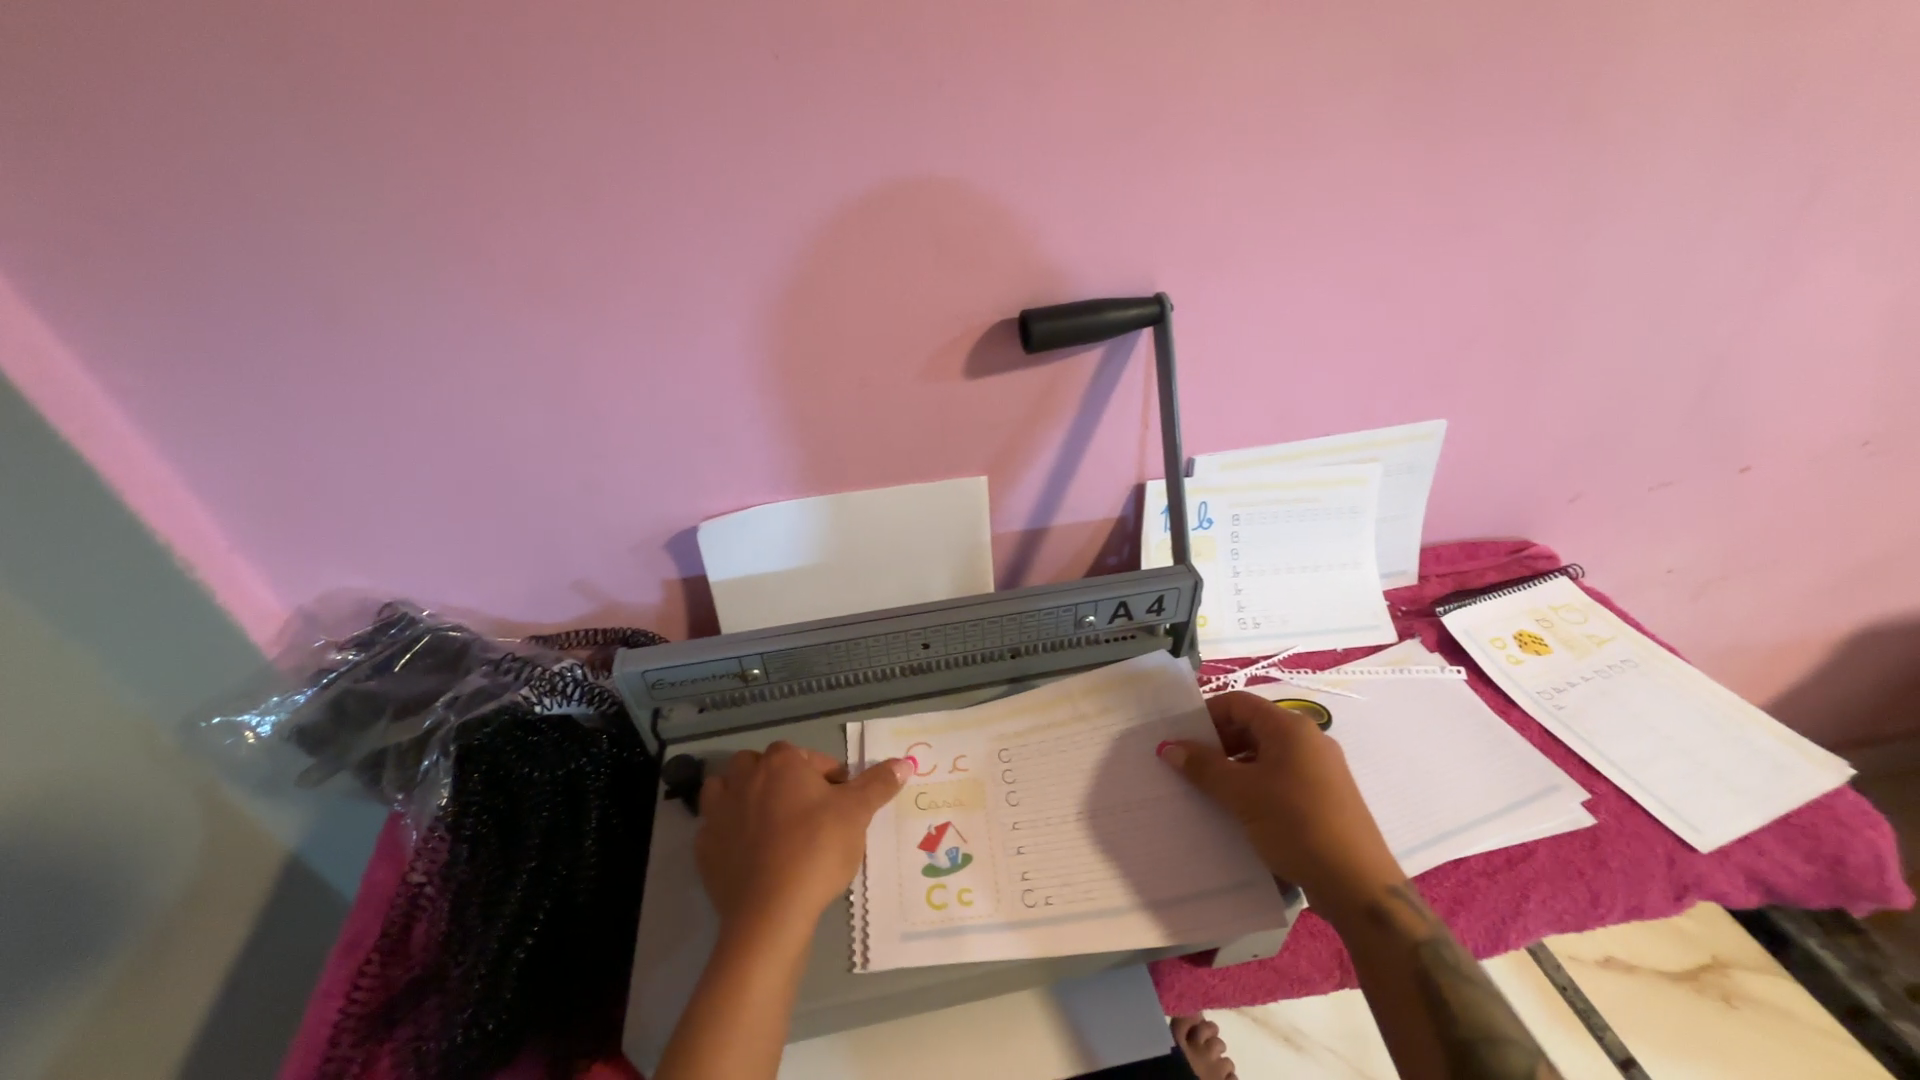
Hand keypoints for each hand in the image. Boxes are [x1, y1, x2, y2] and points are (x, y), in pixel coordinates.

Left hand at [694, 743, 909, 931]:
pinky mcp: (704, 848)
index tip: (840, 799)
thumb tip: (904, 762)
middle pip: (761, 766)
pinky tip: (750, 853)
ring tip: (771, 824)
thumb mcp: (857, 814)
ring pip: (728, 789)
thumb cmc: (817, 850)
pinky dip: (730, 833)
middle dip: (781, 780)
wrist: (770, 910)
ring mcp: (718, 813)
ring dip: (746, 798)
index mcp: (781, 763)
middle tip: (807, 810)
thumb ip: (878, 784)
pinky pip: (716, 828)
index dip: (825, 773)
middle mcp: (744, 778)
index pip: (804, 754)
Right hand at [1159, 691, 1404, 918]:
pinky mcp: (1325, 794)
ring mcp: (1320, 767)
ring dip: (1234, 767)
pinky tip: (1240, 810)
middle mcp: (1309, 739)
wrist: (1356, 882)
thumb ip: (1203, 766)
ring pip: (1266, 754)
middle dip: (1217, 743)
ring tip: (1209, 791)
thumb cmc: (1295, 824)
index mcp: (1290, 727)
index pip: (1238, 702)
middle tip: (1189, 767)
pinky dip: (1255, 784)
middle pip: (1252, 726)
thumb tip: (1169, 747)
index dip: (1205, 715)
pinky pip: (1281, 776)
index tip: (1180, 739)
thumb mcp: (1241, 794)